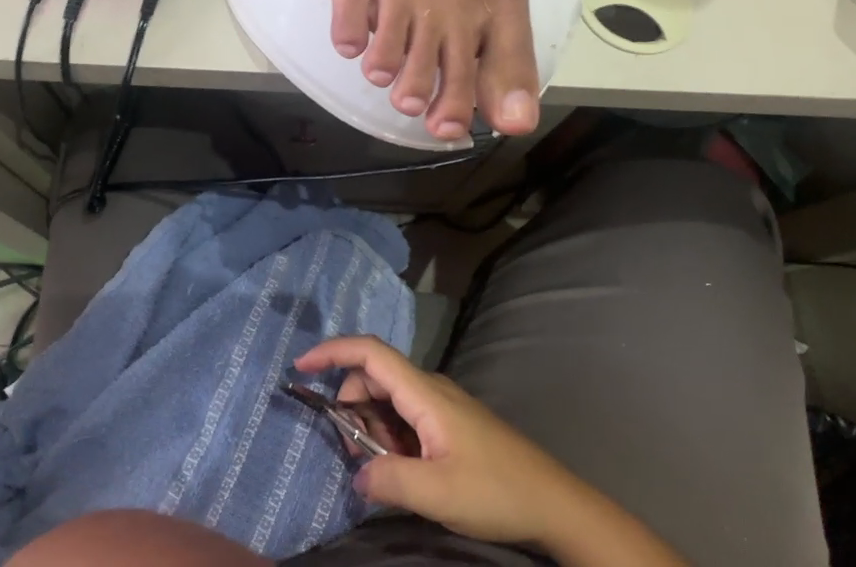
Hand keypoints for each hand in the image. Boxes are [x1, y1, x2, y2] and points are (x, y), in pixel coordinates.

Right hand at [294, 336, 590, 546]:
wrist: (554, 503)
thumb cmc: (497, 491)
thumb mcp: (436, 493)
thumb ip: (387, 479)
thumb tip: (357, 473)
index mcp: (426, 394)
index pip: (371, 352)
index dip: (332, 351)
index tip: (301, 367)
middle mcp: (431, 389)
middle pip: (374, 378)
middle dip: (351, 408)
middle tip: (354, 455)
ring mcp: (442, 405)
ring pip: (389, 401)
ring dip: (372, 429)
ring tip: (384, 471)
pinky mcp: (450, 423)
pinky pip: (406, 418)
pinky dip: (391, 438)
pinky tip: (403, 472)